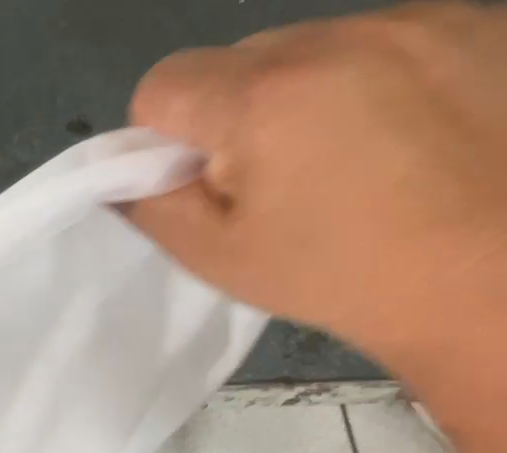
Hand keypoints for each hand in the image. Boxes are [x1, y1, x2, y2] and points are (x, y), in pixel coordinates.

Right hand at [124, 2, 506, 369]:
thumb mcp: (214, 253)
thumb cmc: (338, 273)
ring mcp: (428, 20)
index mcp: (267, 95)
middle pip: (241, 59)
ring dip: (308, 91)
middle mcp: (345, 35)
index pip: (163, 83)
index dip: (161, 134)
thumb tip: (134, 172)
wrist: (503, 276)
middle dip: (236, 109)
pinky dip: (380, 80)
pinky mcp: (488, 22)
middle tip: (274, 175)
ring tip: (353, 155)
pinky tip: (414, 132)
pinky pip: (392, 41)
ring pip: (316, 47)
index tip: (197, 176)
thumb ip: (154, 202)